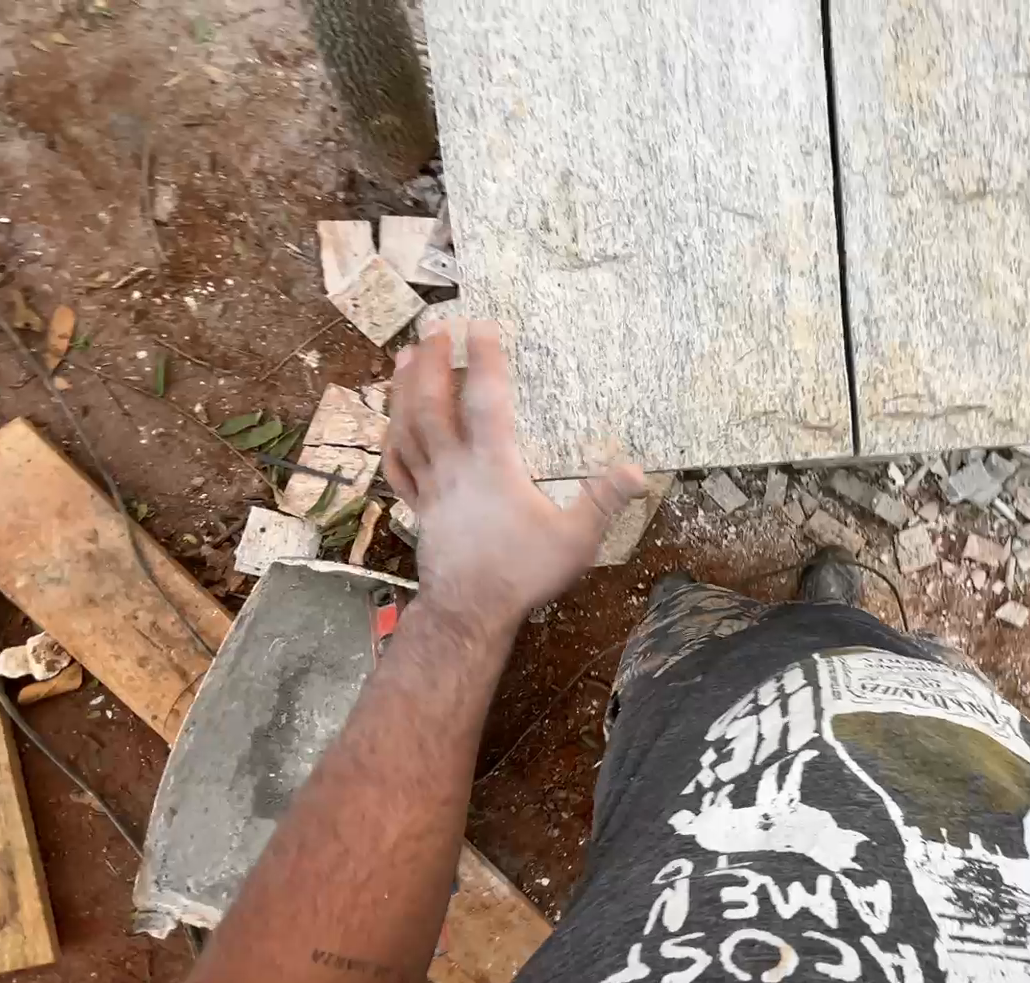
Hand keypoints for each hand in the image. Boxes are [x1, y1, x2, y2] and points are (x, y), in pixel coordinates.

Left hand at [383, 321, 645, 636]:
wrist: (471, 612)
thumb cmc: (524, 572)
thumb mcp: (577, 539)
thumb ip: (604, 501)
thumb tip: (638, 471)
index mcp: (495, 467)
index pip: (487, 401)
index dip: (487, 360)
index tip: (482, 324)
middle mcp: (456, 467)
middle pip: (433, 404)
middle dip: (435, 362)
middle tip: (437, 329)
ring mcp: (431, 487)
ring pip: (408, 428)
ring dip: (405, 389)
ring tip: (407, 357)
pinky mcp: (419, 508)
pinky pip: (398, 465)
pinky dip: (392, 438)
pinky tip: (391, 424)